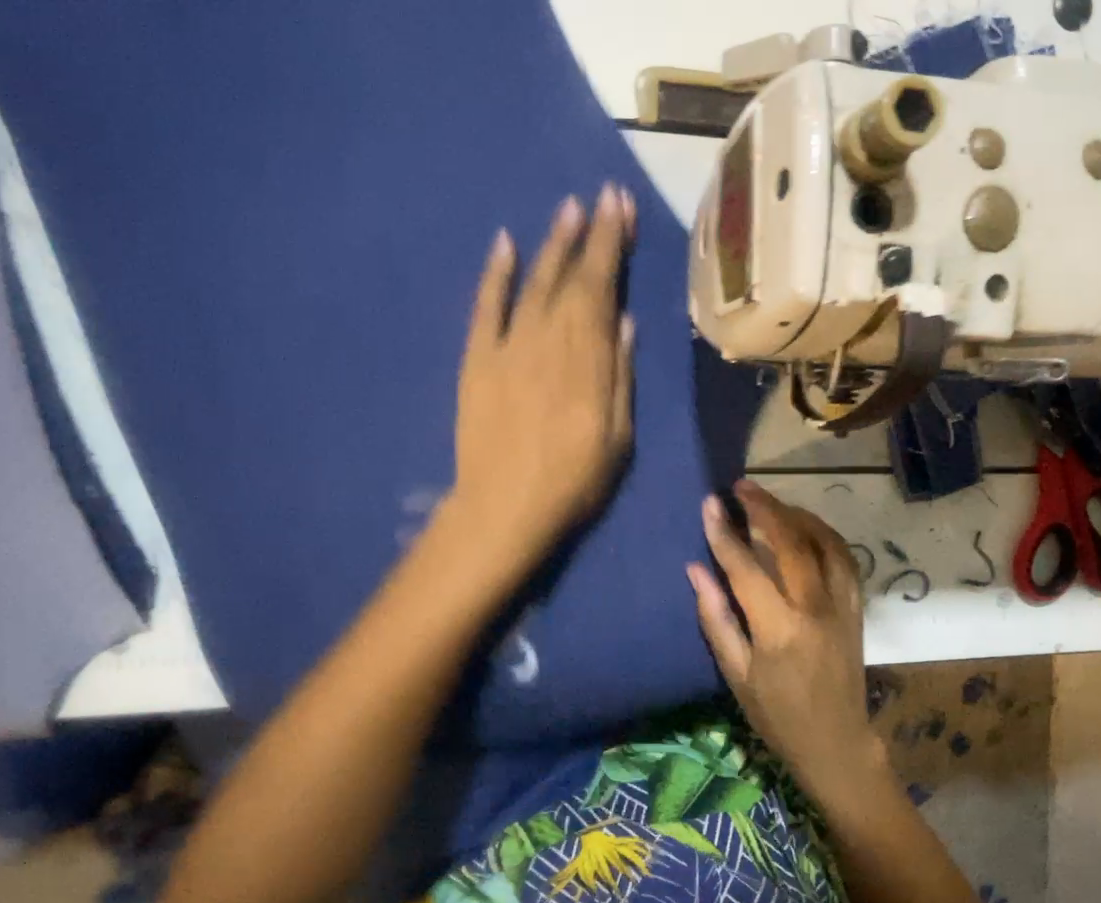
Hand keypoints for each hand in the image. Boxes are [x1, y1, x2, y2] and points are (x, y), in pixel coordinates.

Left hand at [447, 185, 636, 561]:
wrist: (504, 507)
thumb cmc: (573, 481)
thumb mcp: (618, 436)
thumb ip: (620, 376)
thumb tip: (624, 321)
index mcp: (588, 359)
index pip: (603, 288)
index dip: (612, 245)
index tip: (620, 208)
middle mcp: (548, 339)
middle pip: (571, 277)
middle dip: (590, 234)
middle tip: (602, 197)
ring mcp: (508, 346)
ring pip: (533, 283)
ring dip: (551, 244)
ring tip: (567, 209)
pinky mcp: (476, 359)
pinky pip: (485, 307)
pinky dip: (495, 274)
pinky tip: (505, 243)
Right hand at [686, 480, 877, 779]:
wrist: (836, 741)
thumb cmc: (777, 716)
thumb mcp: (736, 676)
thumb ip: (716, 619)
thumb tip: (696, 570)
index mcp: (778, 630)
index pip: (747, 568)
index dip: (725, 534)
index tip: (709, 504)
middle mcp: (814, 609)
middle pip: (790, 542)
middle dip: (763, 509)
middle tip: (740, 488)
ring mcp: (842, 605)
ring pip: (823, 542)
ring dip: (796, 515)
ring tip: (770, 503)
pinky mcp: (857, 607)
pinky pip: (844, 558)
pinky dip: (824, 534)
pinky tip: (805, 527)